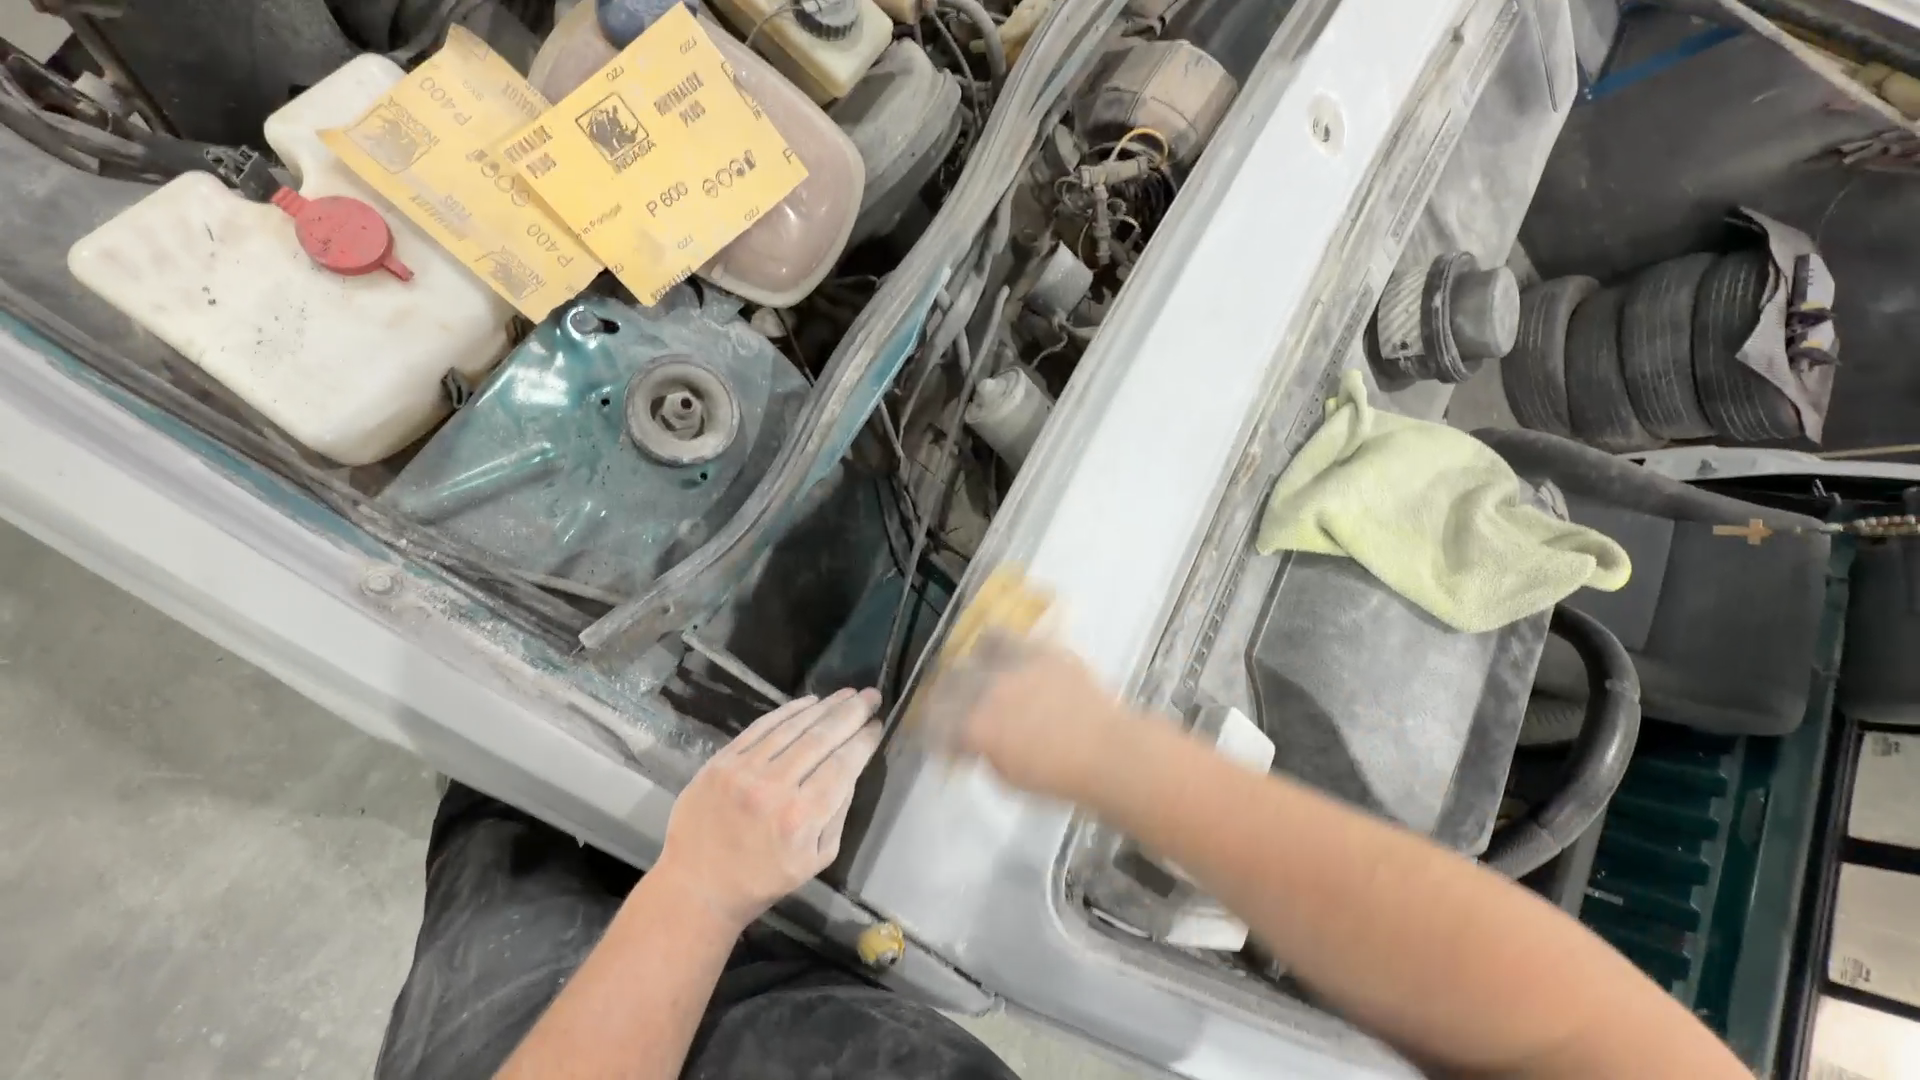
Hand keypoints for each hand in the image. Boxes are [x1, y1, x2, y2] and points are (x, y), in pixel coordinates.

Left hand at [652, 689, 881, 928]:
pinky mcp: (721, 762)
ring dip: (824, 706)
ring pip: (793, 727)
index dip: (864, 740)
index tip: (878, 724)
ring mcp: (743, 771)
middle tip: (871, 696)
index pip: (843, 765)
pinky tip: (810, 701)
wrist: (698, 886)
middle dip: (851, 713)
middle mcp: (774, 788)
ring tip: (847, 694)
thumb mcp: (817, 859)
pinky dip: (788, 711)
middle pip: (822, 739)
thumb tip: (850, 770)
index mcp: (801, 818)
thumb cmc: (763, 880)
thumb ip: (838, 813)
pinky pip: (761, 727)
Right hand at [929, 637, 1140, 801]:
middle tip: (955, 707)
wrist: (1110, 753)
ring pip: (977, 649)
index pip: (935, 722)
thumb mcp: (1008, 779)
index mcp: (974, 727)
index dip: (932, 730)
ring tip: (981, 672)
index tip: (939, 737)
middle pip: (950, 682)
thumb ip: (984, 754)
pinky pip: (1012, 638)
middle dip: (947, 696)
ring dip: (974, 663)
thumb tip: (976, 743)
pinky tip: (1009, 658)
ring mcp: (1016, 665)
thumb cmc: (1059, 779)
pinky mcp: (1042, 651)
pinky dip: (1004, 647)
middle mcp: (988, 689)